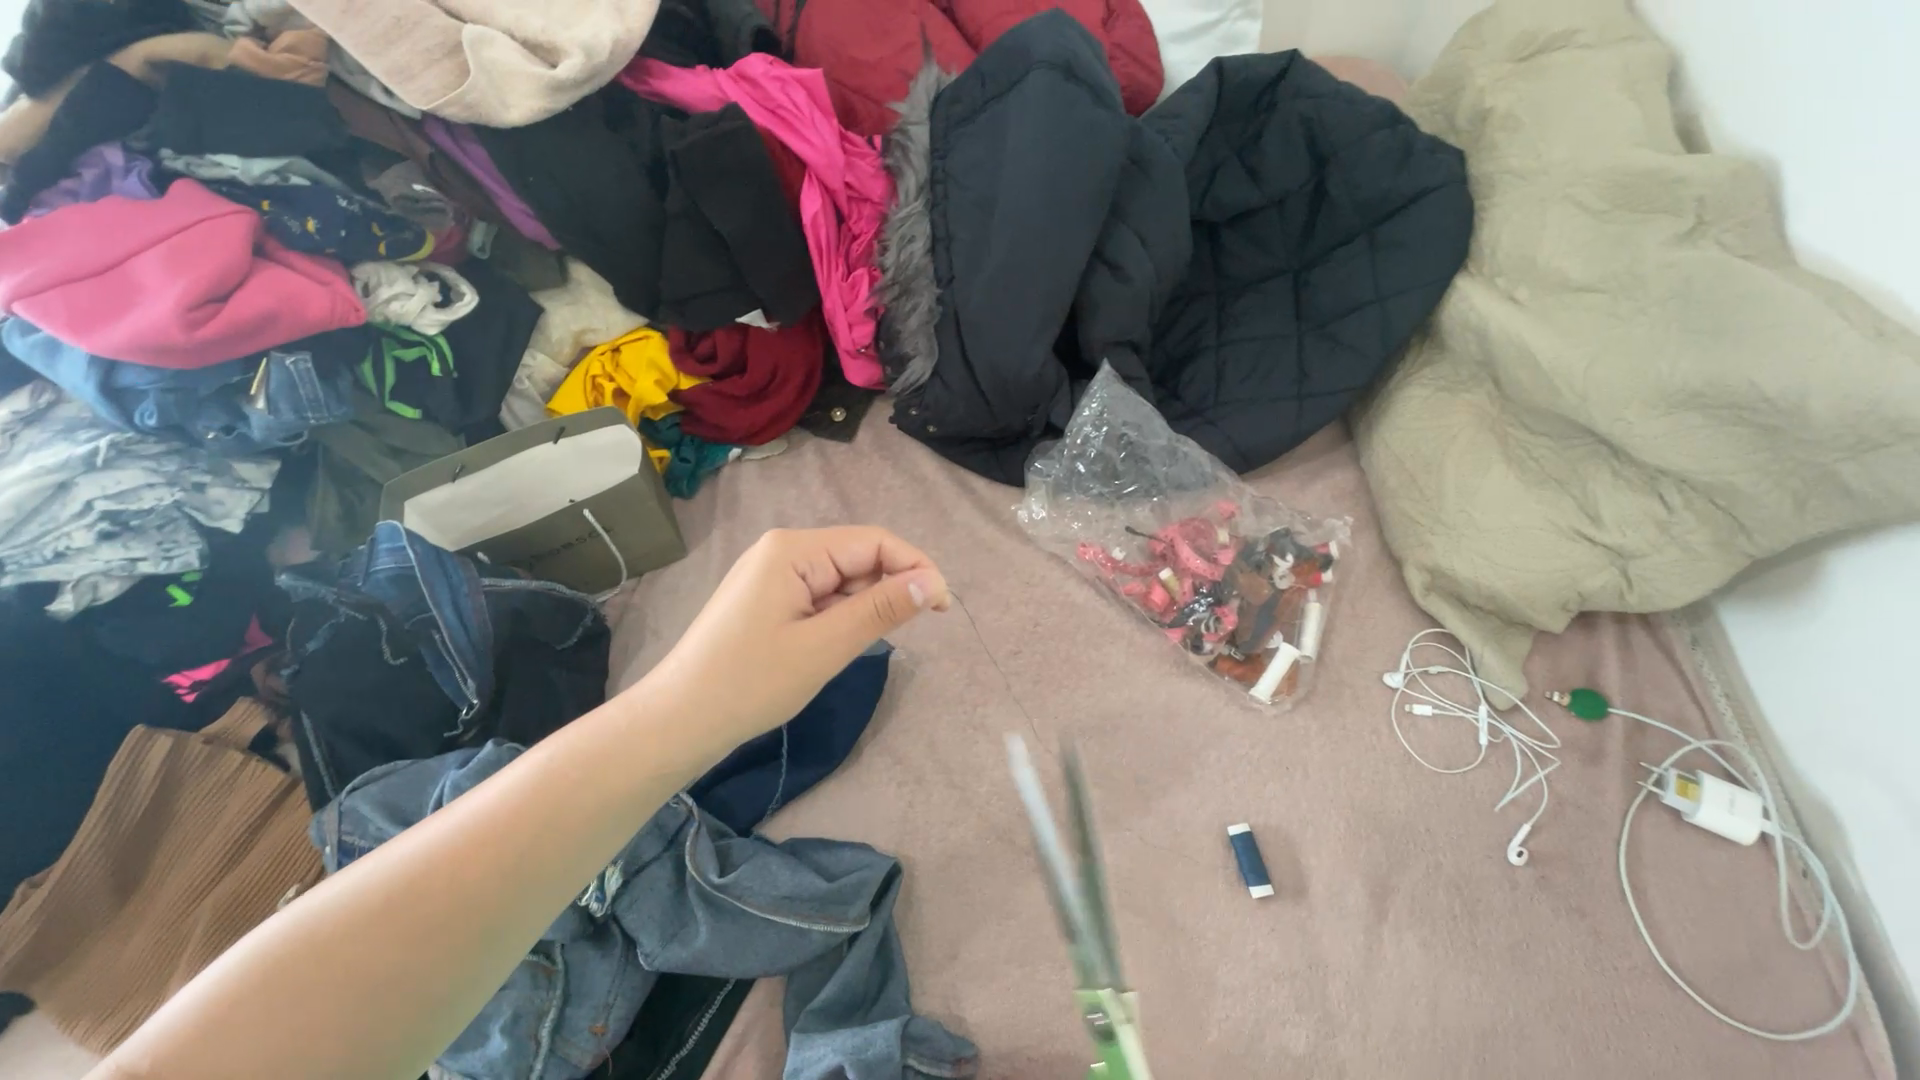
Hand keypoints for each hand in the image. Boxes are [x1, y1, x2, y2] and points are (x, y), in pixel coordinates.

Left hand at [634, 527, 949, 748]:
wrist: (679, 721)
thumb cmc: (751, 683)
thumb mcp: (824, 647)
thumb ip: (880, 609)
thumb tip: (932, 582)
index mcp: (793, 549)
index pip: (874, 541)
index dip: (915, 567)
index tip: (943, 608)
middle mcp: (782, 550)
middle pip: (857, 556)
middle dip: (890, 586)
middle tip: (912, 631)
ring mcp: (771, 574)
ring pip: (840, 578)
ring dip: (864, 604)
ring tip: (862, 644)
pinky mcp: (766, 598)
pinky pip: (819, 595)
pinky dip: (839, 615)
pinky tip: (837, 643)